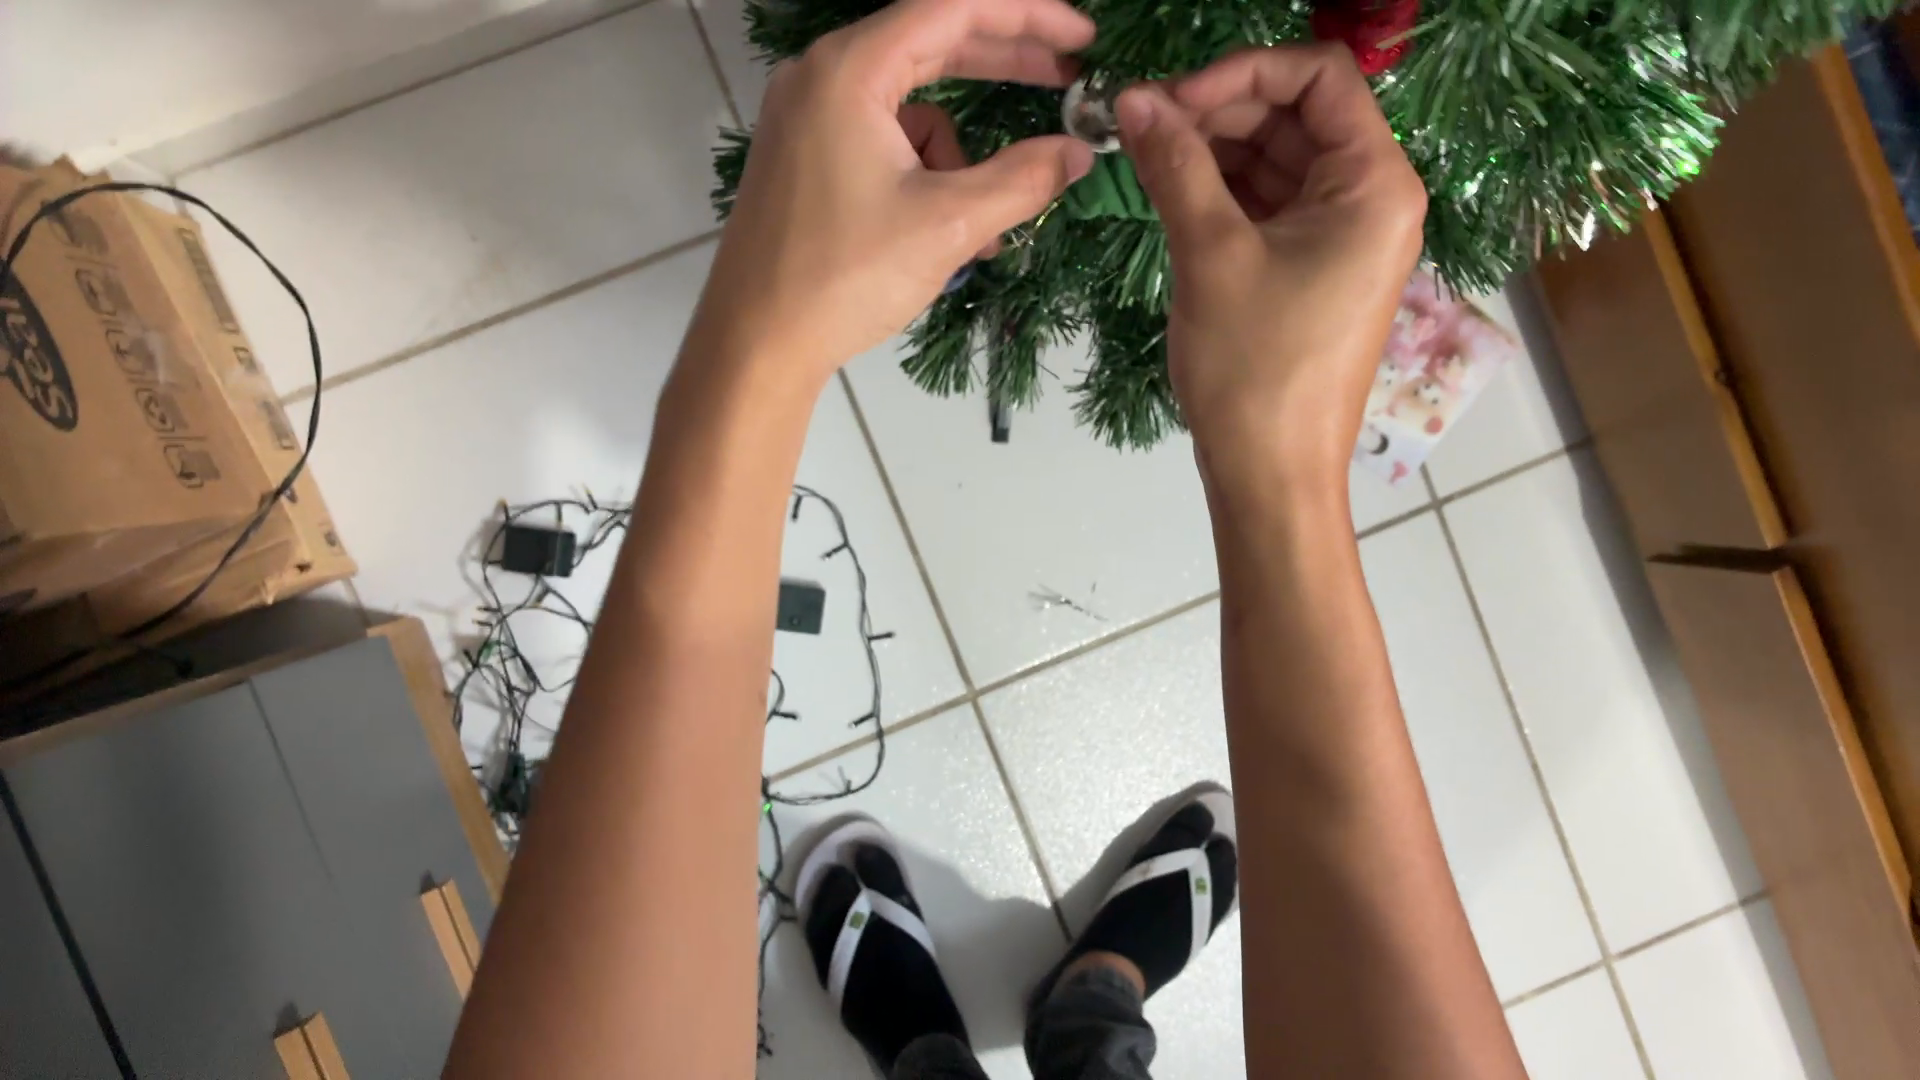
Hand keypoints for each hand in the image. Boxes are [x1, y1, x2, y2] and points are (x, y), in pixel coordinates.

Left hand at [695, 0, 1096, 385]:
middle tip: (1066, 87)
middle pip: (930, 46)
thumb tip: (1079, 153)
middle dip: (1002, 69)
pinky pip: (882, 147)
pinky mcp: (804, 161)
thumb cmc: (846, 278)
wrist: (758, 343)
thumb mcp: (947, 226)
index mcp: (849, 70)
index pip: (953, 7)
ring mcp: (806, 120)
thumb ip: (1022, 181)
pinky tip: (939, 234)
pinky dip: (922, 180)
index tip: (1081, 41)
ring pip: (909, 114)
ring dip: (958, 160)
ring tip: (980, 228)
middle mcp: (820, 77)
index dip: (1027, 17)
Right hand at [1116, 45, 1426, 490]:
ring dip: (1212, 157)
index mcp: (1374, 184)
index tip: (1167, 102)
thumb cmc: (1252, 367)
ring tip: (1147, 163)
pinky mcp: (1308, 274)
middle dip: (1218, 113)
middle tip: (1142, 130)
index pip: (1318, 78)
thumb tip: (1132, 97)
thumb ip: (1176, 167)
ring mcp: (1339, 241)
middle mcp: (1369, 201)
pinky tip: (1172, 198)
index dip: (1239, 74)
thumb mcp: (1212, 256)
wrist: (1270, 473)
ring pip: (1275, 167)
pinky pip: (1267, 212)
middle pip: (1294, 119)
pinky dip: (1221, 199)